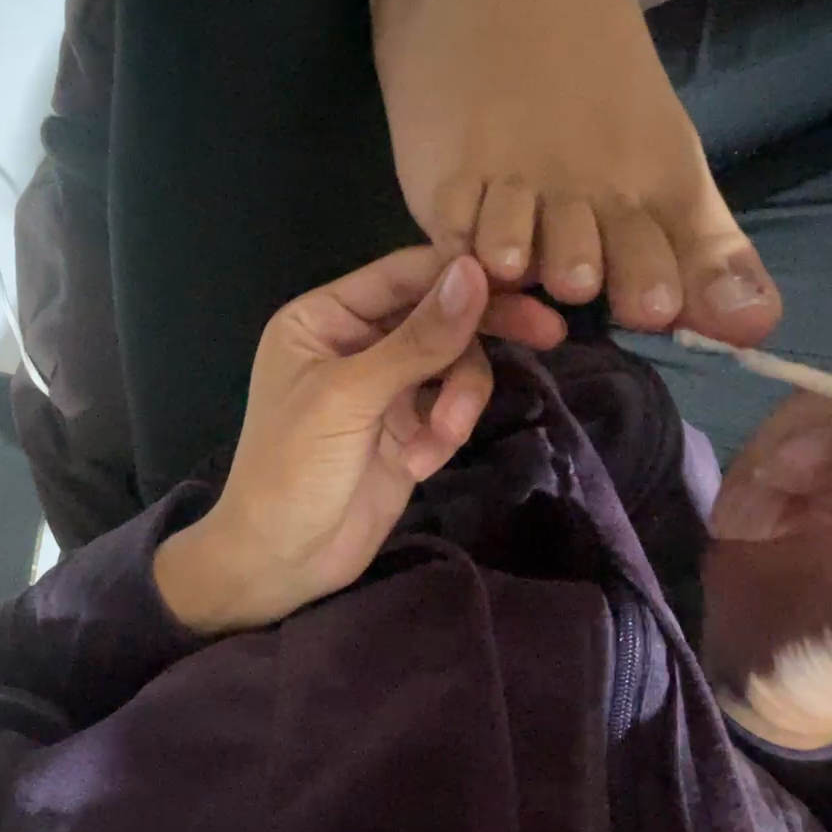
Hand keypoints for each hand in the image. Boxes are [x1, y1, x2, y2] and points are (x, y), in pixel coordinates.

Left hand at [153, 249, 565, 634]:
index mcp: (323, 318)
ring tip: (440, 442)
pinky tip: (420, 466)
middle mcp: (354, 343)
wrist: (283, 561)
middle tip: (549, 333)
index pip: (404, 275)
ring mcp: (383, 388)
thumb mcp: (349, 397)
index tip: (523, 281)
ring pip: (452, 365)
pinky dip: (445, 433)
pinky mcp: (405, 428)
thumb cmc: (292, 468)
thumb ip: (416, 339)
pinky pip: (449, 408)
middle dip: (482, 332)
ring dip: (458, 402)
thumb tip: (474, 271)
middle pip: (438, 316)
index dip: (461, 275)